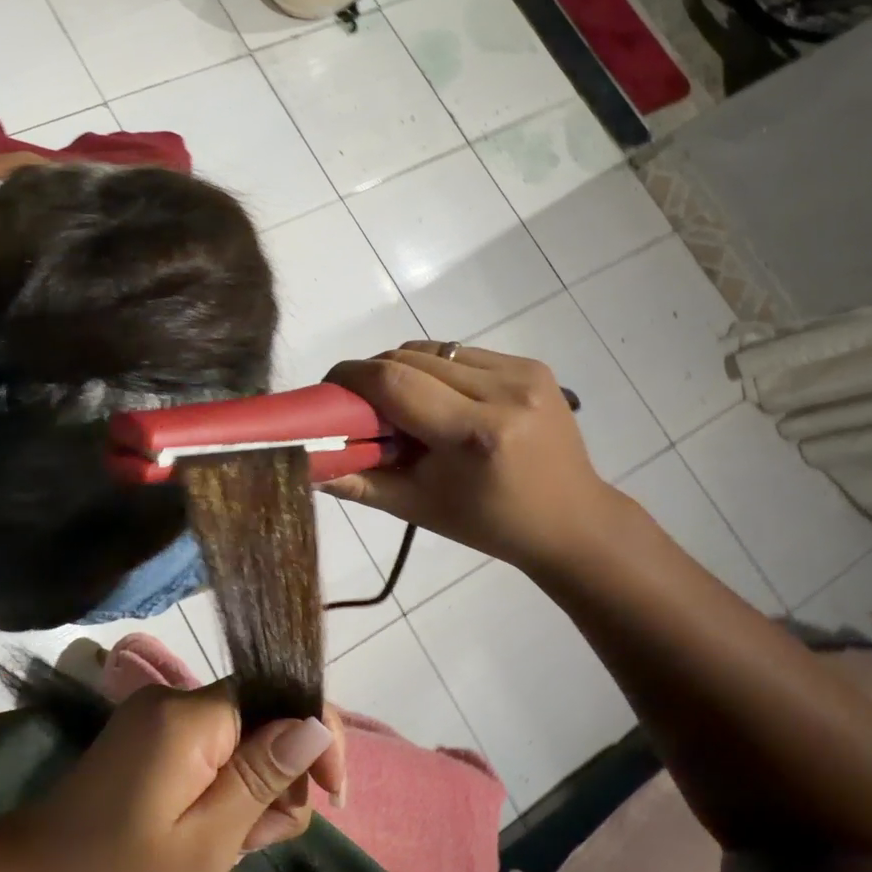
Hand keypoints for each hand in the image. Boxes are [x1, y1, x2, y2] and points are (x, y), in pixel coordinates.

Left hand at [0, 685, 338, 871]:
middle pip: (260, 718)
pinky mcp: (147, 735)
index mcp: (185, 716)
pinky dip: (224, 788)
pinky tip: (212, 830)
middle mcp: (170, 698)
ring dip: (251, 792)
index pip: (276, 693)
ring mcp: (155, 715)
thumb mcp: (207, 840)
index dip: (313, 738)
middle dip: (278, 778)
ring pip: (239, 738)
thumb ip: (261, 776)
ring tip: (229, 844)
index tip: (330, 800)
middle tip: (254, 840)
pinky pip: (209, 749)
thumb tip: (315, 721)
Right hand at [321, 342, 632, 570]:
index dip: (348, 378)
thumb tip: (299, 460)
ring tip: (397, 407)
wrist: (572, 521)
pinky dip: (430, 370)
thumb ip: (353, 479)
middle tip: (356, 409)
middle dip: (369, 377)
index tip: (324, 394)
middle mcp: (504, 392)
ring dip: (398, 371)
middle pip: (406, 358)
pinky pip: (456, 353)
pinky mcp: (531, 365)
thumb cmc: (485, 522)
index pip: (393, 381)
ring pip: (428, 350)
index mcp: (475, 434)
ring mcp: (523, 374)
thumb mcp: (412, 506)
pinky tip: (434, 401)